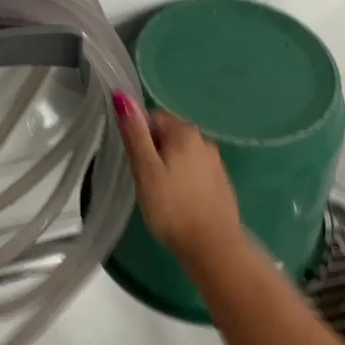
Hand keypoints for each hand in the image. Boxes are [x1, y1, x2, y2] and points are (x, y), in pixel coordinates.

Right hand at [113, 92, 244, 266]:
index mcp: (185, 133)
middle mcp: (204, 141)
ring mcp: (216, 164)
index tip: (134, 162)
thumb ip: (134, 133)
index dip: (138, 137)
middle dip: (153, 152)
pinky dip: (183, 181)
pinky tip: (178, 202)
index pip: (153, 118)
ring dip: (168, 167)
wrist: (213, 248)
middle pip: (168, 135)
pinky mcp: (221, 184)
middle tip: (143, 180)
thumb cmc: (172, 207)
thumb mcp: (145, 169)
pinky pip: (195, 172)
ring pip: (182, 155)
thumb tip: (122, 96)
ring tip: (159, 194)